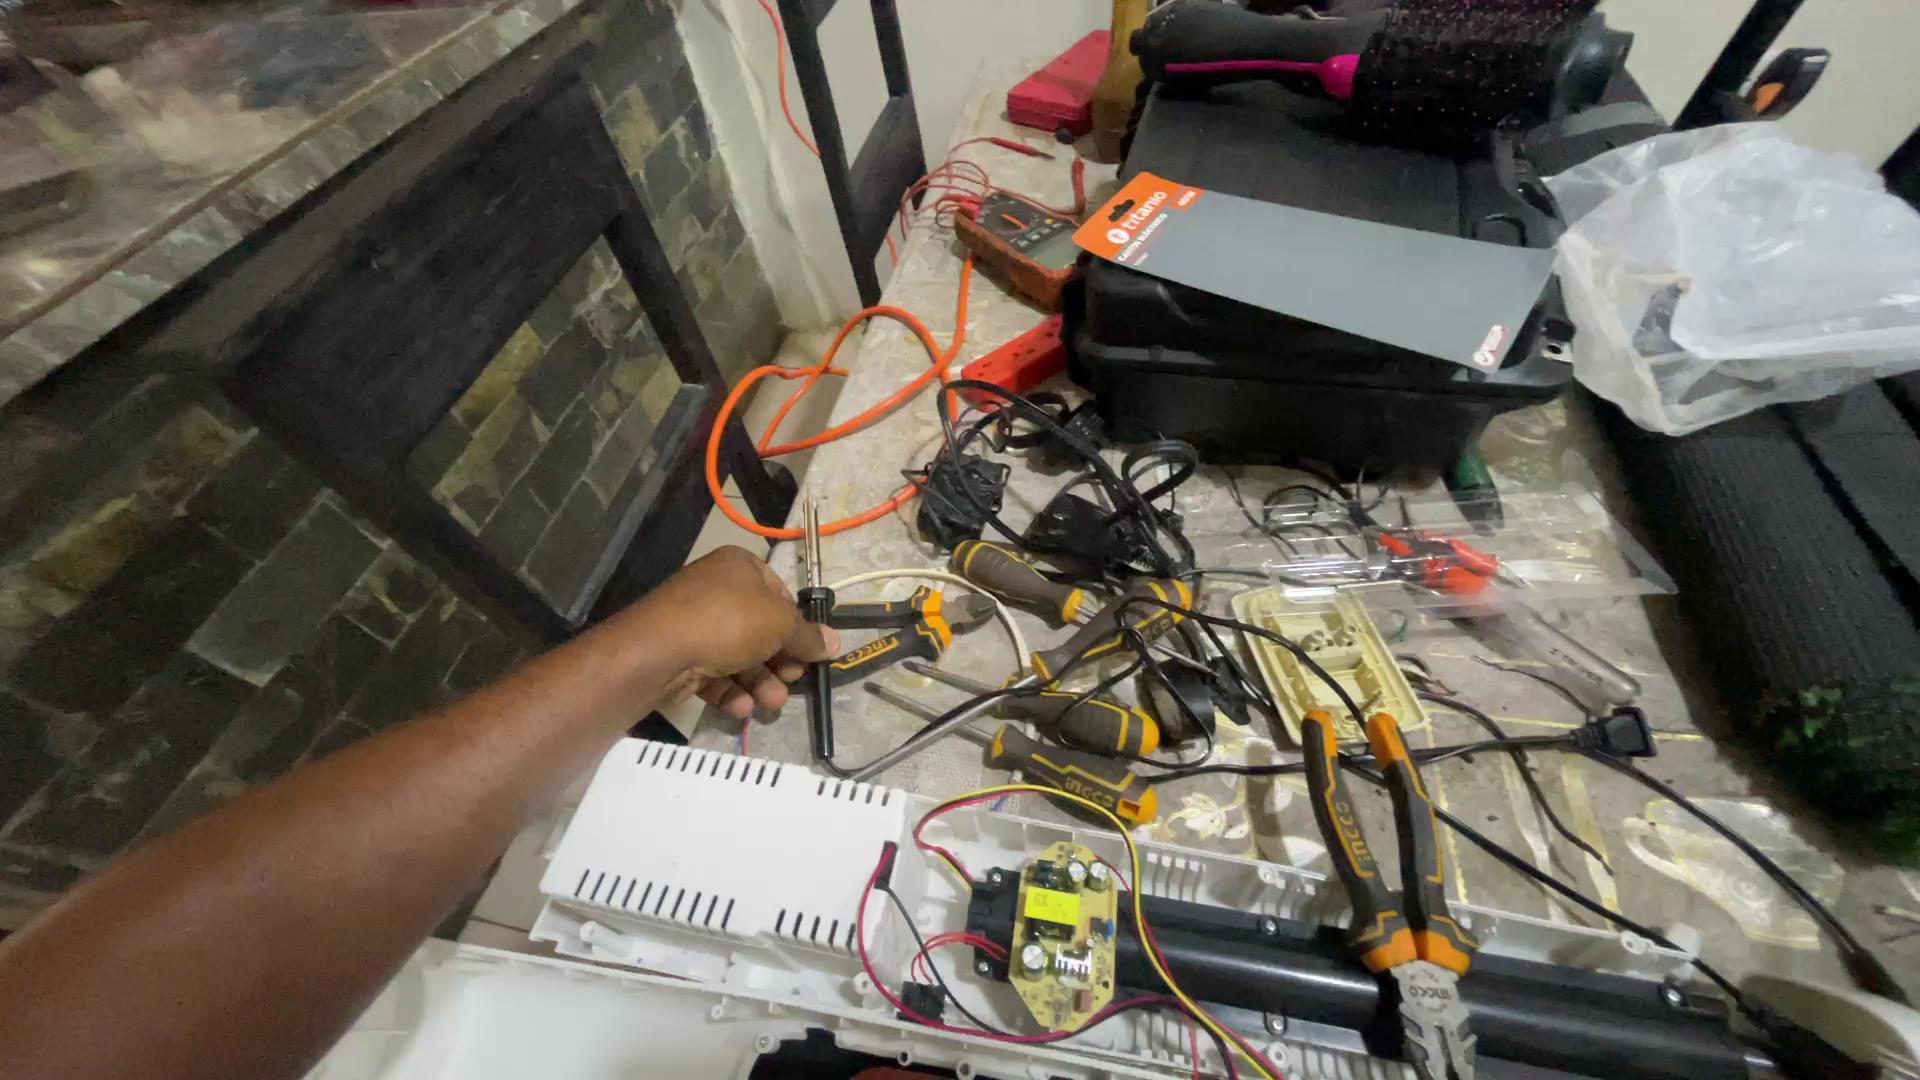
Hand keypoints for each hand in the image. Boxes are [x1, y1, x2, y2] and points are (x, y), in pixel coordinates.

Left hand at [628, 546, 837, 719]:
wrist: (658, 651)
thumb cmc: (728, 621)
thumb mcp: (780, 624)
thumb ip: (808, 636)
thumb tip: (834, 642)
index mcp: (740, 567)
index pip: (780, 593)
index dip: (796, 625)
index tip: (808, 651)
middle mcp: (716, 589)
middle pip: (761, 628)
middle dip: (780, 661)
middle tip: (792, 681)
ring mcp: (694, 622)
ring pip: (739, 654)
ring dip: (760, 681)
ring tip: (772, 702)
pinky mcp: (679, 653)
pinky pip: (713, 671)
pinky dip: (730, 690)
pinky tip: (741, 708)